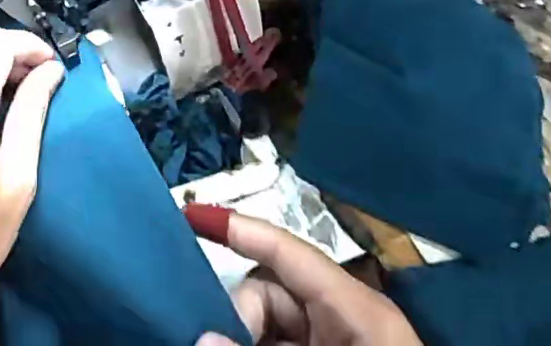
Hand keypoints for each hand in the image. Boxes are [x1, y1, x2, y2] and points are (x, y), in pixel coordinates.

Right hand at [189, 207, 423, 345]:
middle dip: (238, 314)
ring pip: (270, 325)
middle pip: (272, 291)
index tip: (191, 217)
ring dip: (243, 337)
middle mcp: (346, 321)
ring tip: (220, 343)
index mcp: (358, 313)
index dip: (239, 229)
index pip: (287, 250)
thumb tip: (202, 337)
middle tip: (212, 341)